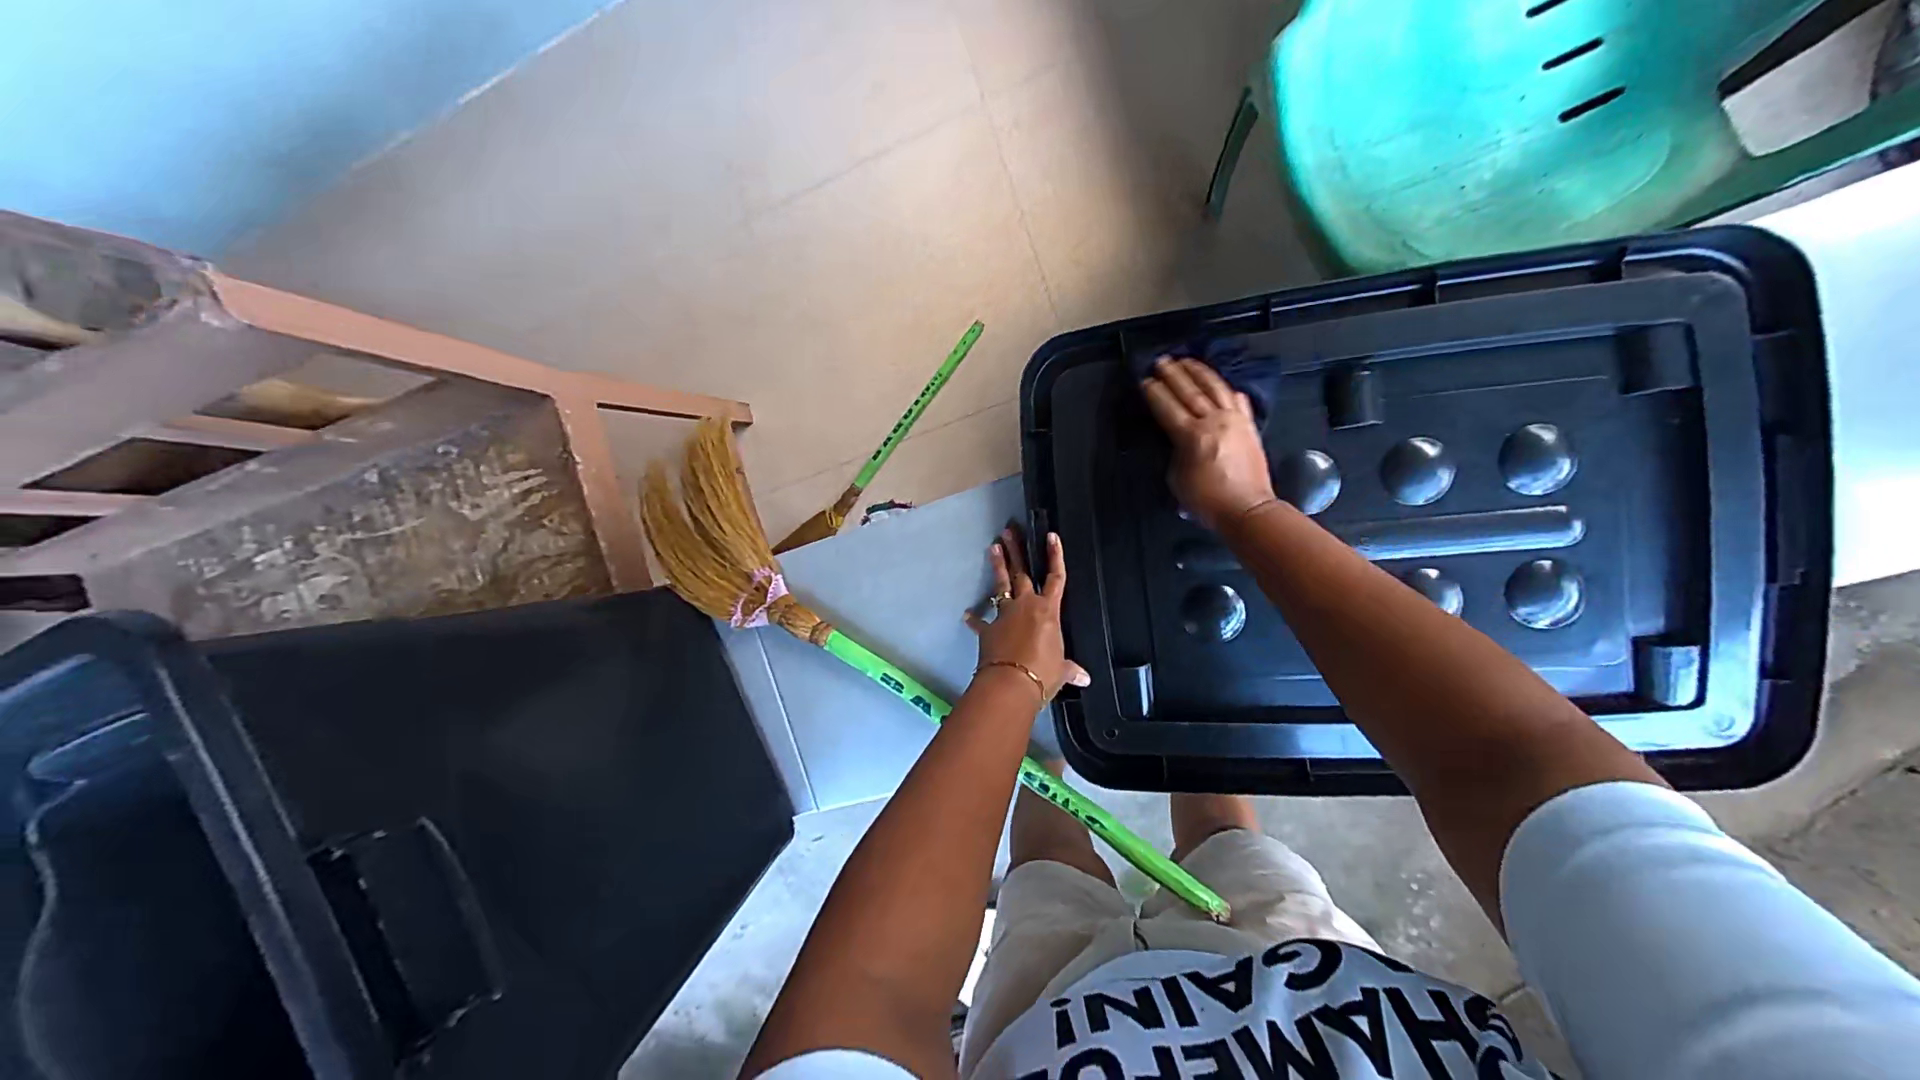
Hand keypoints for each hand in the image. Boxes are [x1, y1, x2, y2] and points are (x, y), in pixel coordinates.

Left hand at [965, 527, 1090, 698]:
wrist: (1012, 683)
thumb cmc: (1043, 673)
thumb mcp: (1061, 671)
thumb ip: (1070, 670)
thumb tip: (1084, 679)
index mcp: (1049, 611)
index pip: (1056, 577)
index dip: (1055, 556)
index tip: (1051, 536)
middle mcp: (1026, 606)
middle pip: (1022, 572)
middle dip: (1016, 550)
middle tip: (1009, 531)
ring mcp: (1004, 615)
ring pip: (1001, 586)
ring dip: (997, 567)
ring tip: (993, 547)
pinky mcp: (988, 630)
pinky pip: (980, 621)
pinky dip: (974, 618)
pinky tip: (966, 614)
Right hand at [1140, 356, 1276, 529]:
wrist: (1247, 509)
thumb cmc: (1207, 501)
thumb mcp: (1177, 478)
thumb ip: (1175, 452)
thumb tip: (1178, 439)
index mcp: (1192, 436)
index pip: (1168, 407)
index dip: (1155, 393)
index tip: (1146, 380)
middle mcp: (1214, 422)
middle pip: (1190, 392)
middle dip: (1173, 375)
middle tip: (1162, 361)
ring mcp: (1234, 421)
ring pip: (1215, 388)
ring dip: (1198, 373)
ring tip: (1187, 361)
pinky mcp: (1249, 426)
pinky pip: (1236, 400)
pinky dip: (1226, 389)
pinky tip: (1221, 384)